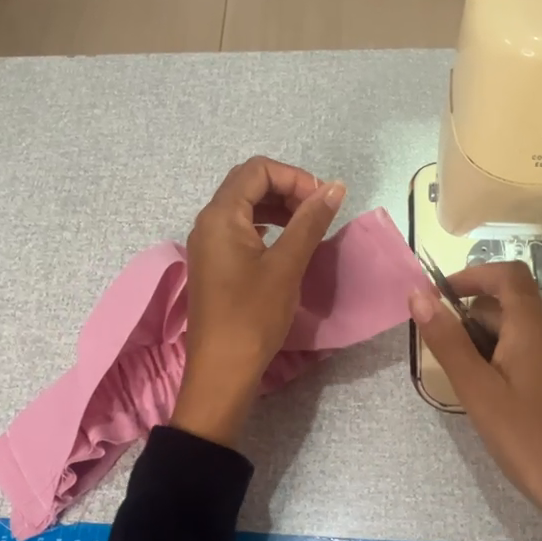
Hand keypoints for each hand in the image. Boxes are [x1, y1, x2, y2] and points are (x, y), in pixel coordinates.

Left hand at [174, 156, 345, 446]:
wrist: (222, 370)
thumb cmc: (254, 315)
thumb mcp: (287, 265)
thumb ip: (310, 221)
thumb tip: (334, 187)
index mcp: (221, 215)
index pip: (257, 170)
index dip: (294, 177)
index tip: (322, 201)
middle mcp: (208, 222)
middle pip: (248, 183)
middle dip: (286, 188)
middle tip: (318, 211)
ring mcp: (207, 243)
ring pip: (244, 206)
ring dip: (277, 207)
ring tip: (308, 226)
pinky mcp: (213, 262)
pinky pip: (239, 228)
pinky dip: (266, 226)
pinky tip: (286, 243)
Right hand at [411, 263, 541, 540]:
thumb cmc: (527, 440)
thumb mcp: (476, 391)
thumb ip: (447, 341)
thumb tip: (418, 294)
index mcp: (533, 330)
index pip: (508, 275)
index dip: (473, 274)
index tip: (440, 296)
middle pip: (510, 304)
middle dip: (471, 314)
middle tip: (442, 350)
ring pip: (518, 333)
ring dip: (485, 341)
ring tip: (462, 379)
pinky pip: (530, 356)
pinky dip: (502, 361)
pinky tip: (490, 398)